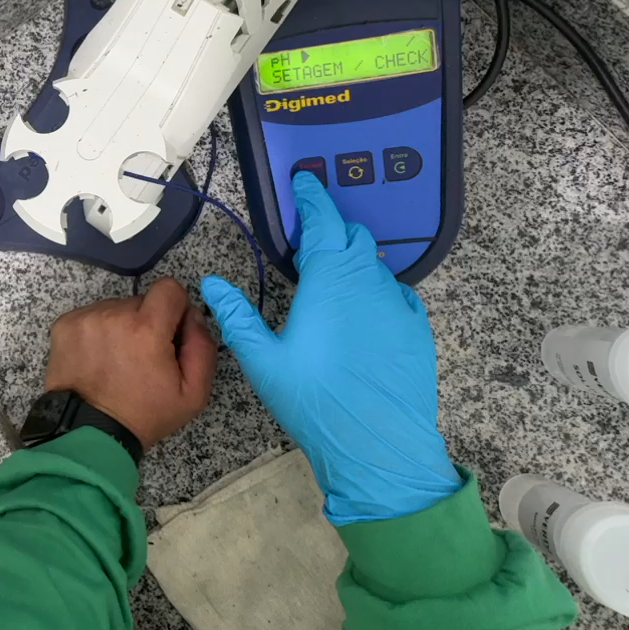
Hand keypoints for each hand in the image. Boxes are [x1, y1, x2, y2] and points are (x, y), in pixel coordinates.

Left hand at [44, 278, 216, 449]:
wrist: (89, 432)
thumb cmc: (144, 414)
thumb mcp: (193, 393)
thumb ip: (202, 346)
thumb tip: (193, 314)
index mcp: (146, 328)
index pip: (169, 288)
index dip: (175, 309)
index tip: (169, 333)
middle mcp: (113, 314)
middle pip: (141, 301)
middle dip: (146, 323)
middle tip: (142, 357)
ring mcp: (85, 318)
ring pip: (115, 308)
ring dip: (120, 327)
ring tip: (116, 361)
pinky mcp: (64, 324)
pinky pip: (91, 316)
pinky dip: (97, 332)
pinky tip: (97, 359)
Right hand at [200, 171, 459, 524]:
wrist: (379, 448)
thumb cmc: (314, 400)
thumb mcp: (262, 359)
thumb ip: (236, 315)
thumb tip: (212, 283)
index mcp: (330, 282)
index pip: (323, 223)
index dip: (313, 198)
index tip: (305, 182)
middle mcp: (368, 284)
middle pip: (353, 236)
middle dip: (330, 229)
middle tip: (305, 243)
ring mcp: (398, 307)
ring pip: (374, 264)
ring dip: (351, 260)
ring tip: (328, 279)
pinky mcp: (416, 331)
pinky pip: (396, 292)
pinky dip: (375, 287)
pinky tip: (361, 309)